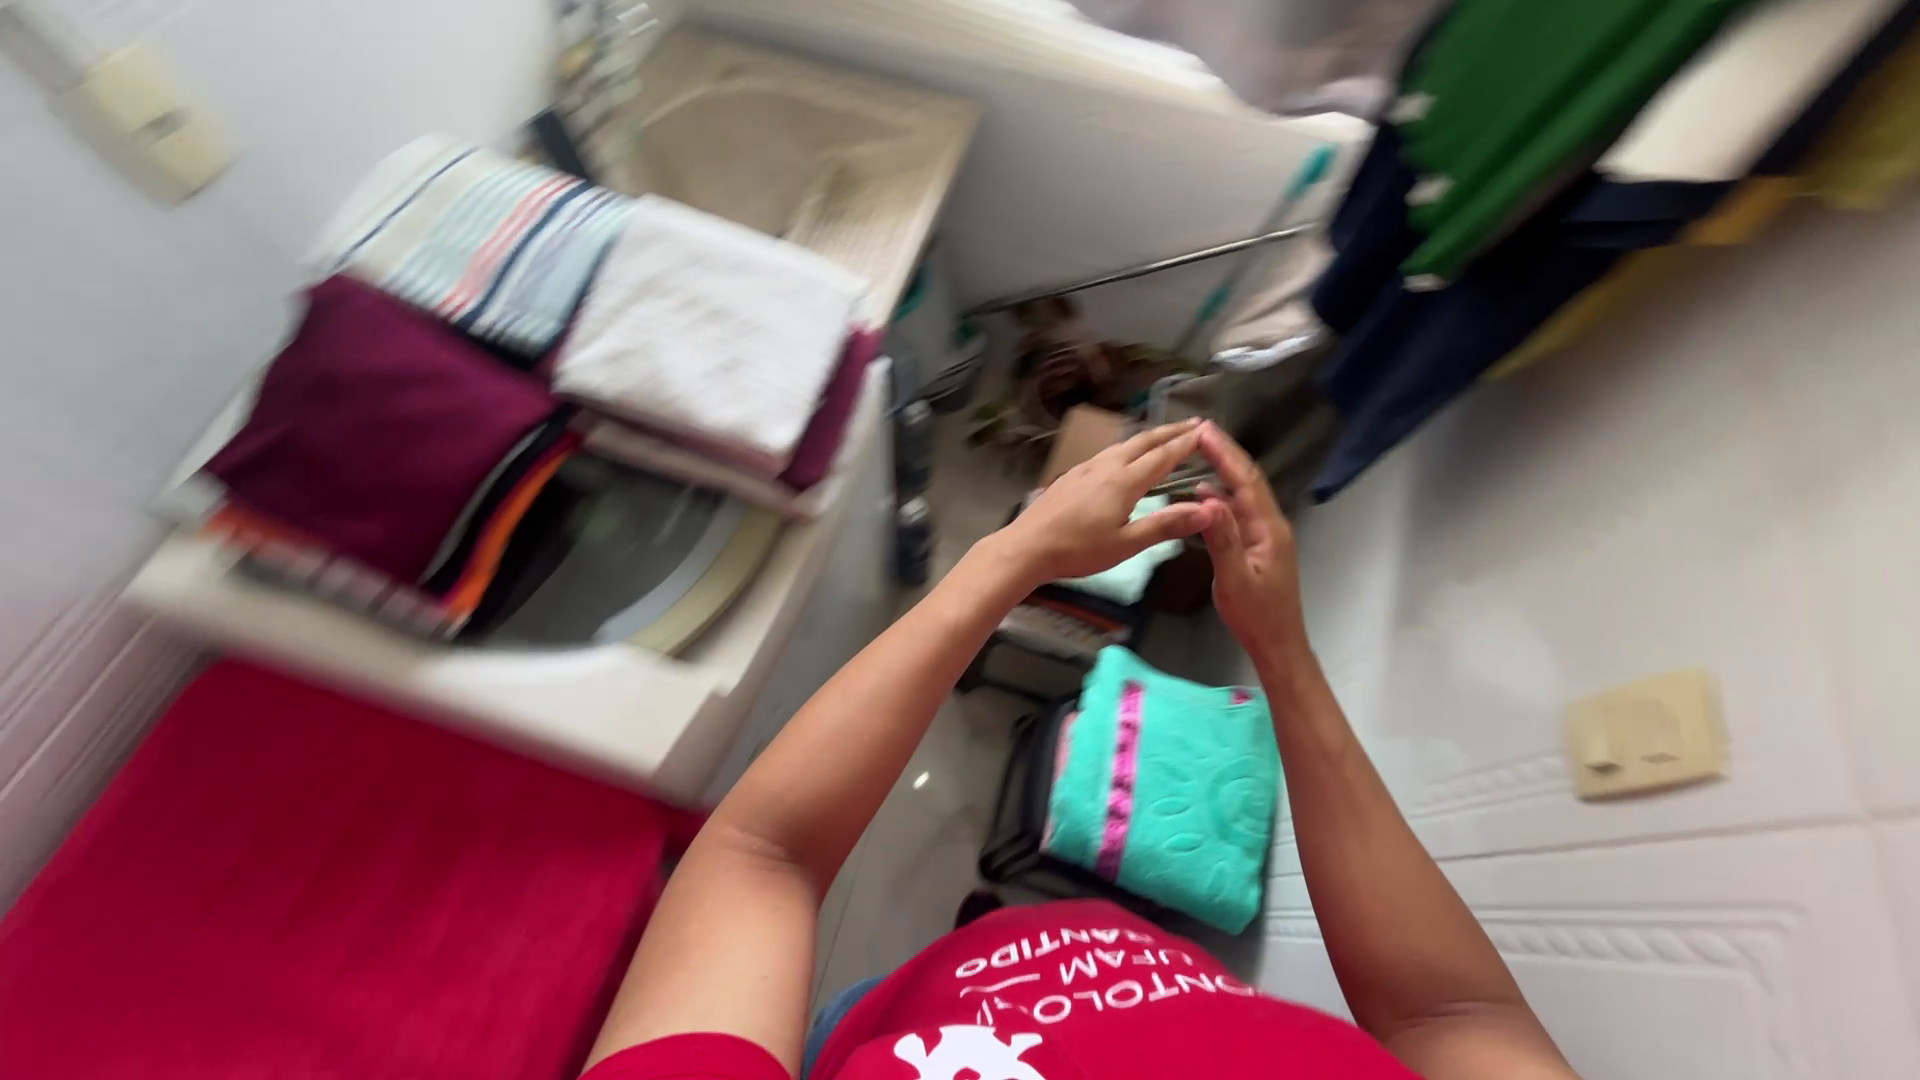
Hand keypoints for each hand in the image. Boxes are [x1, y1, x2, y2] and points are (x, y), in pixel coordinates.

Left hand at [995, 418, 1219, 585]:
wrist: (1027, 547)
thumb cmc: (1078, 550)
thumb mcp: (1126, 544)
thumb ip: (1165, 525)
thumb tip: (1206, 510)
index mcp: (1123, 481)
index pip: (1162, 457)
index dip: (1185, 444)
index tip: (1206, 431)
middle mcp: (1105, 467)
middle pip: (1143, 442)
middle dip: (1170, 432)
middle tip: (1193, 425)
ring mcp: (1084, 469)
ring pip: (1122, 445)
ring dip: (1147, 439)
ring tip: (1163, 438)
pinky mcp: (1070, 476)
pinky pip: (1105, 454)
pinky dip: (1125, 449)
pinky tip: (1122, 459)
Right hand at [1192, 422, 1310, 665]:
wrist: (1278, 643)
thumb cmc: (1257, 615)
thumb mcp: (1235, 579)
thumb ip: (1223, 538)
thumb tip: (1208, 500)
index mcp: (1269, 529)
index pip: (1246, 481)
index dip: (1226, 454)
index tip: (1204, 432)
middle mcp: (1271, 525)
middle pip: (1248, 481)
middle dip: (1225, 454)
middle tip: (1200, 432)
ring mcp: (1266, 535)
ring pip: (1243, 495)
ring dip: (1223, 472)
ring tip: (1199, 453)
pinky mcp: (1258, 546)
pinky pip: (1239, 512)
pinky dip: (1220, 497)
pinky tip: (1202, 494)